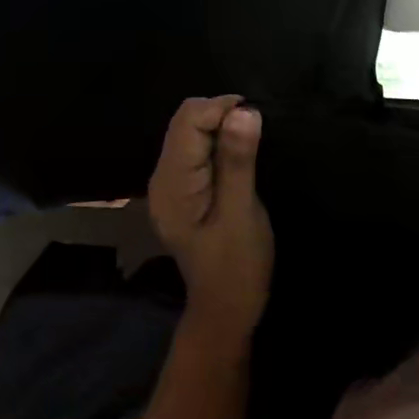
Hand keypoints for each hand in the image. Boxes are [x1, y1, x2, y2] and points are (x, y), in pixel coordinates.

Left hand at [148, 97, 273, 335]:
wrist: (226, 310)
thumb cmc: (237, 266)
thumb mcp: (242, 213)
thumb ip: (238, 161)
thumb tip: (243, 110)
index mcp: (171, 182)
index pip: (188, 120)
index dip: (220, 108)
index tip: (256, 117)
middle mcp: (162, 177)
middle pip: (185, 123)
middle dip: (220, 116)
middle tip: (256, 131)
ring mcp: (170, 184)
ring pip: (190, 133)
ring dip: (220, 128)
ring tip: (251, 142)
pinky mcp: (183, 189)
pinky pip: (196, 150)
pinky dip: (217, 143)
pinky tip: (238, 156)